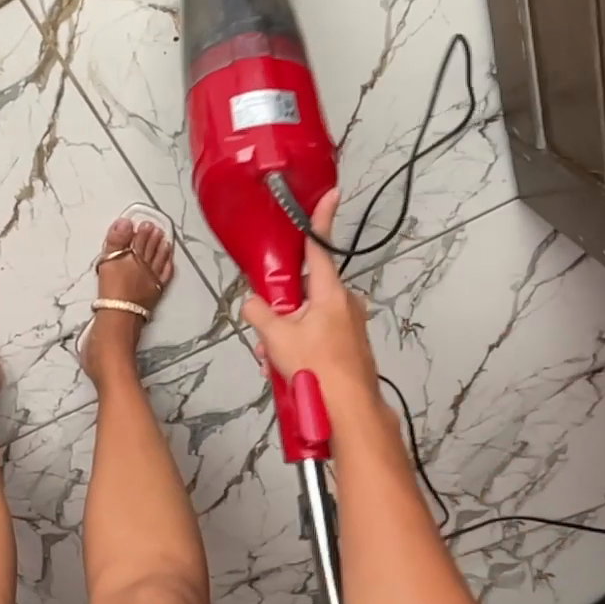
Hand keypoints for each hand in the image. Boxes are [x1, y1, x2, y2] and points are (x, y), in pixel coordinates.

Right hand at [240, 191, 381, 414]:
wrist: (350, 410)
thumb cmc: (316, 367)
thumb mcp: (275, 337)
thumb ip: (258, 312)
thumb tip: (252, 303)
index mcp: (329, 292)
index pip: (320, 247)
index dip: (322, 218)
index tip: (332, 193)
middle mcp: (345, 303)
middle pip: (307, 289)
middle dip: (284, 306)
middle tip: (268, 329)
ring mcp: (351, 325)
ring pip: (310, 317)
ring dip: (290, 332)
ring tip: (276, 359)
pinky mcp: (352, 345)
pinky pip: (320, 335)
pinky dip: (302, 346)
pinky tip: (289, 368)